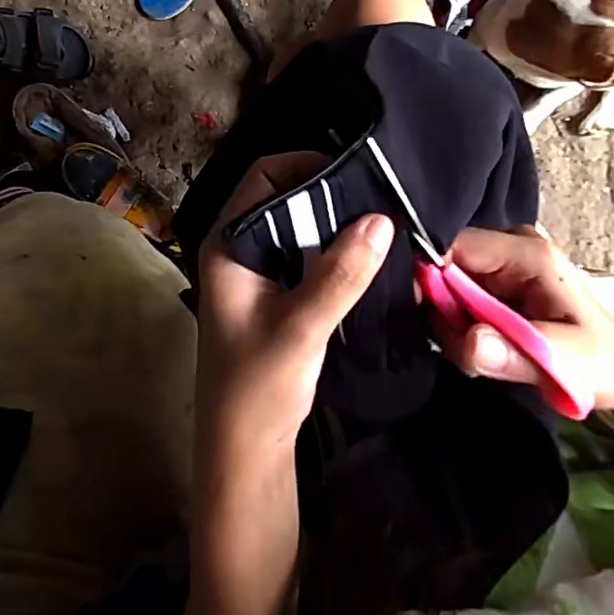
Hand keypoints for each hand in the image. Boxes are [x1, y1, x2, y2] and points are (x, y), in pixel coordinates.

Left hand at [197, 152, 394, 451]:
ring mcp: (261, 272)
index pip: (264, 176)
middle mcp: (242, 248)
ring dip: (339, 224)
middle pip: (287, 196)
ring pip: (303, 226)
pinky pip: (312, 254)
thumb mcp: (300, 329)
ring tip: (384, 224)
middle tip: (381, 200)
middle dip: (332, 194)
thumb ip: (339, 275)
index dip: (307, 164)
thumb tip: (381, 220)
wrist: (245, 450)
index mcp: (229, 244)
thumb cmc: (257, 389)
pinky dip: (339, 250)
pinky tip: (371, 258)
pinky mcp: (281, 293)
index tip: (356, 176)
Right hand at [430, 226, 613, 414]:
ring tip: (484, 354)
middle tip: (468, 352)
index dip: (431, 279)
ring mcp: (504, 262)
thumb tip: (469, 341)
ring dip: (454, 323)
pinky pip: (459, 294)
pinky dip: (461, 324)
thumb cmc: (601, 362)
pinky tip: (485, 346)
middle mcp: (513, 246)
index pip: (456, 246)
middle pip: (447, 264)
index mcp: (530, 254)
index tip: (436, 323)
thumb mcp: (565, 363)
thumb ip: (515, 354)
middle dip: (446, 311)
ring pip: (448, 283)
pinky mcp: (498, 280)